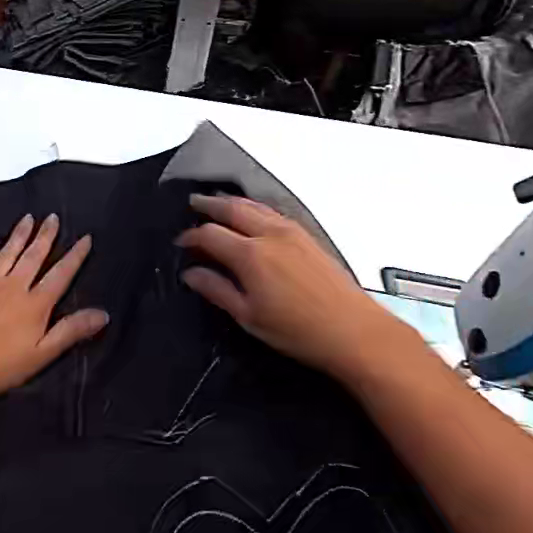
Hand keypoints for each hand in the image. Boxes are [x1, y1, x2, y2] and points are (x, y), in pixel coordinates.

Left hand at [0, 214, 107, 403]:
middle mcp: (14, 287)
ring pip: (8, 253)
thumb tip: (103, 314)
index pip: (61, 274)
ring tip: (28, 217)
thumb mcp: (41, 355)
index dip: (75, 256)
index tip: (85, 238)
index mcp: (35, 303)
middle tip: (53, 217)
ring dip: (19, 234)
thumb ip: (71, 331)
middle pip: (34, 256)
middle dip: (46, 236)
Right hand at [176, 194, 414, 381]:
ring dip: (234, 202)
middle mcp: (270, 234)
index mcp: (251, 255)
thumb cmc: (298, 330)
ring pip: (256, 206)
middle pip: (233, 208)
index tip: (181, 243)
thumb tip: (192, 273)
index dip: (191, 236)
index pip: (211, 234)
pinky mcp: (308, 236)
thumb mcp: (249, 317)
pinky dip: (256, 208)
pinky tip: (254, 216)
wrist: (351, 328)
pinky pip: (274, 212)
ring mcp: (292, 231)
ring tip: (219, 203)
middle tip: (194, 203)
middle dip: (210, 204)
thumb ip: (218, 290)